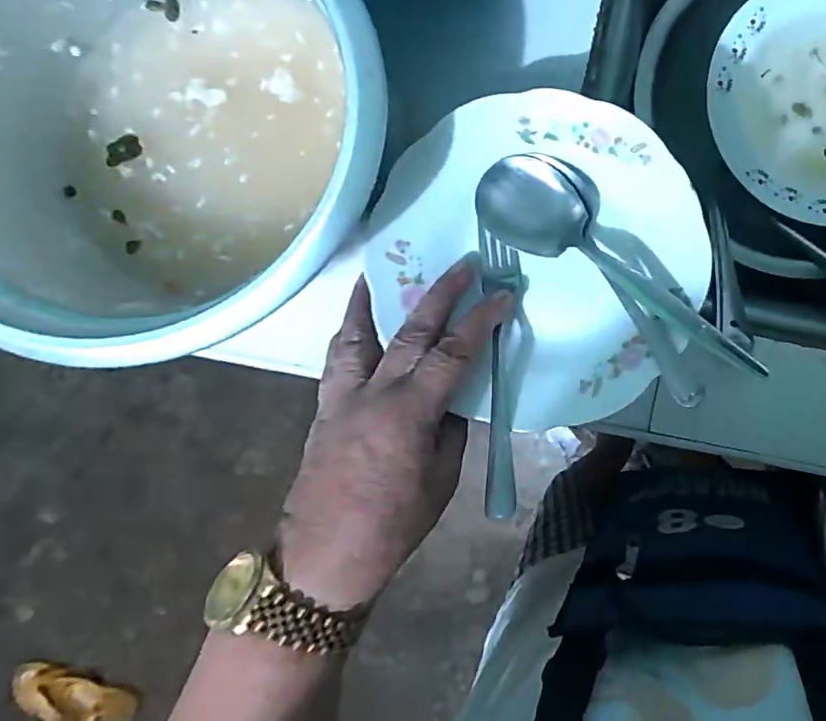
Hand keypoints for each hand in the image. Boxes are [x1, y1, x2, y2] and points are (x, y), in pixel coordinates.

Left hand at [275, 260, 509, 610]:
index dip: (482, 320)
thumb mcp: (441, 478)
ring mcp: (344, 395)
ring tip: (383, 269)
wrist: (322, 560)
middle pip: (413, 330)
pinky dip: (348, 329)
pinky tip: (355, 316)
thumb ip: (449, 428)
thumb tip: (453, 397)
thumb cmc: (392, 525)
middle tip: (464, 264)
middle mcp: (375, 392)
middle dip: (441, 293)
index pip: (454, 352)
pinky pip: (338, 357)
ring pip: (361, 334)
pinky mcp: (325, 406)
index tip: (503, 295)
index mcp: (409, 412)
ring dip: (376, 298)